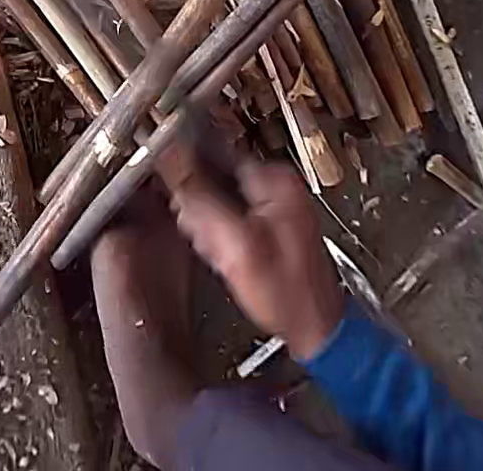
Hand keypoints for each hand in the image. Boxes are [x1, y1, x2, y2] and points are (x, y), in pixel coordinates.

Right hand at [168, 157, 344, 359]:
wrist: (317, 335)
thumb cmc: (286, 294)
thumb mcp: (234, 241)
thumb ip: (197, 195)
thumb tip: (168, 156)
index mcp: (274, 177)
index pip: (210, 148)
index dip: (181, 164)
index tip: (164, 179)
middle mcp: (276, 182)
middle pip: (211, 169)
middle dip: (193, 196)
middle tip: (195, 226)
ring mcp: (272, 200)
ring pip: (214, 190)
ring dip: (201, 214)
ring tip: (208, 243)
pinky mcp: (266, 219)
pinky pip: (225, 207)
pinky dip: (213, 225)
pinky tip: (216, 247)